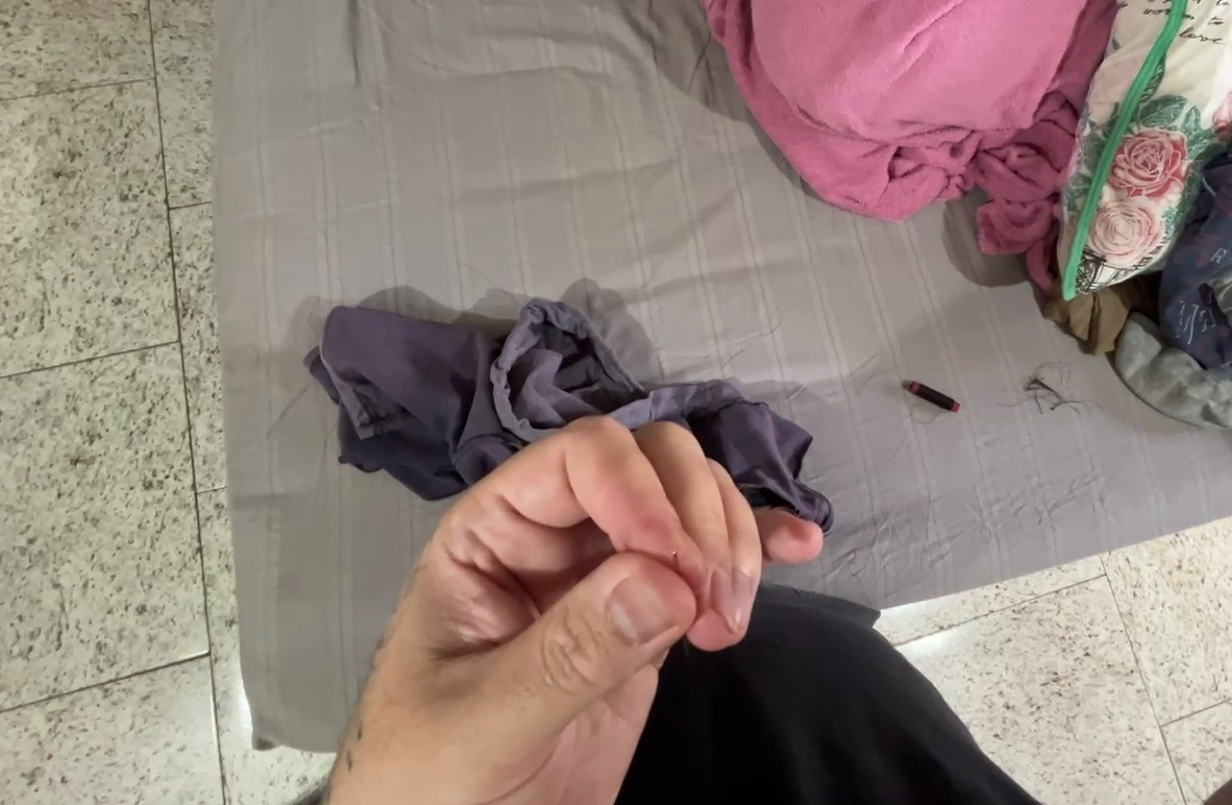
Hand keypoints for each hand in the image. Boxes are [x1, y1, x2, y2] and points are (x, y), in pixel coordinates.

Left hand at [326, 416, 825, 804]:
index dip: (638, 491)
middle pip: (651, 459)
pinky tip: (800, 545)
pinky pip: (711, 556)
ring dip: (731, 540)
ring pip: (691, 497)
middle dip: (695, 516)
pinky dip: (758, 543)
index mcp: (499, 527)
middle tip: (709, 603)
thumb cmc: (430, 782)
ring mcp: (612, 566)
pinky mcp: (655, 608)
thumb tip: (664, 581)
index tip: (676, 565)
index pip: (581, 458)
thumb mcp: (479, 724)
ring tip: (727, 623)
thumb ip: (565, 654)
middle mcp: (561, 529)